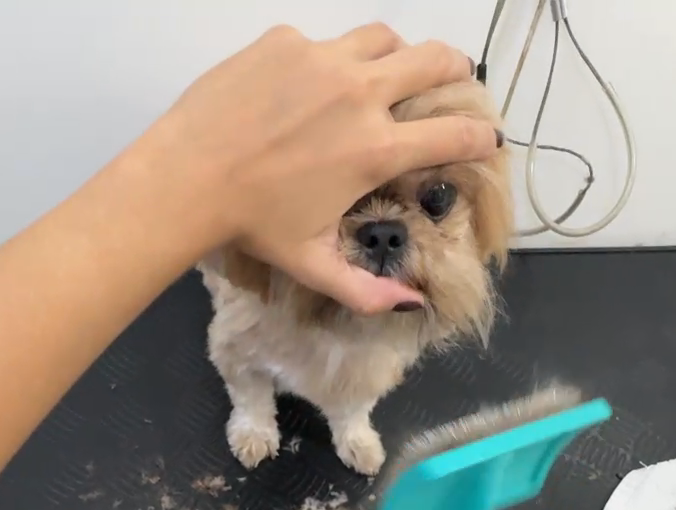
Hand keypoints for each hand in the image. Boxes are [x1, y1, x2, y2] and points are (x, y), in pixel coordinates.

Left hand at [138, 24, 498, 312]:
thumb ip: (367, 290)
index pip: (453, 133)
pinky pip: (326, 42)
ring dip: (399, 54)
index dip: (481, 136)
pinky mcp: (286, 41)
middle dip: (456, 70)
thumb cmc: (255, 228)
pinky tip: (312, 88)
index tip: (488, 139)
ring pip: (385, 38)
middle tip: (456, 78)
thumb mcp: (314, 266)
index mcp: (375, 149)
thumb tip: (413, 304)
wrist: (187, 177)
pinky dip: (333, 62)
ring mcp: (323, 59)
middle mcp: (361, 94)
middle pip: (435, 59)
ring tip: (391, 72)